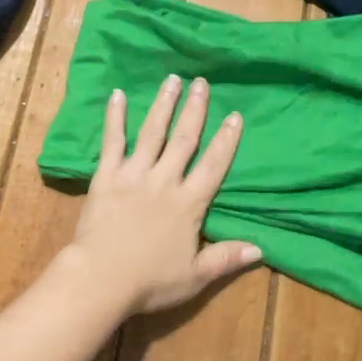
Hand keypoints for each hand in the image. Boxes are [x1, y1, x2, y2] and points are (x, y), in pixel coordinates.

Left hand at [59, 75, 259, 314]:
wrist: (101, 278)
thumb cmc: (149, 281)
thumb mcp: (195, 276)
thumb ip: (226, 258)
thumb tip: (260, 248)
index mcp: (188, 203)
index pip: (213, 165)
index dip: (226, 140)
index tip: (235, 115)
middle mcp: (165, 180)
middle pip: (184, 139)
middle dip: (195, 109)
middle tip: (202, 82)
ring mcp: (134, 174)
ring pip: (153, 132)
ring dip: (163, 104)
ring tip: (172, 79)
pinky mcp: (106, 176)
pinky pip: (112, 141)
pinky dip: (115, 117)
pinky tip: (117, 95)